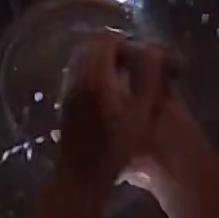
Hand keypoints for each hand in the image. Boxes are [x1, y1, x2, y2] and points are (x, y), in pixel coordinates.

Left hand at [56, 35, 170, 189]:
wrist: (81, 177)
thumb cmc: (115, 148)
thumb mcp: (142, 114)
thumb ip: (149, 78)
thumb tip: (152, 50)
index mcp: (95, 76)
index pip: (106, 41)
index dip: (125, 43)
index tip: (140, 57)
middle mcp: (76, 75)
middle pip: (91, 43)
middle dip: (113, 46)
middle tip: (133, 61)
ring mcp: (68, 86)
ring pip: (83, 55)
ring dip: (102, 56)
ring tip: (124, 74)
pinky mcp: (65, 97)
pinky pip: (78, 69)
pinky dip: (93, 68)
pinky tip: (110, 88)